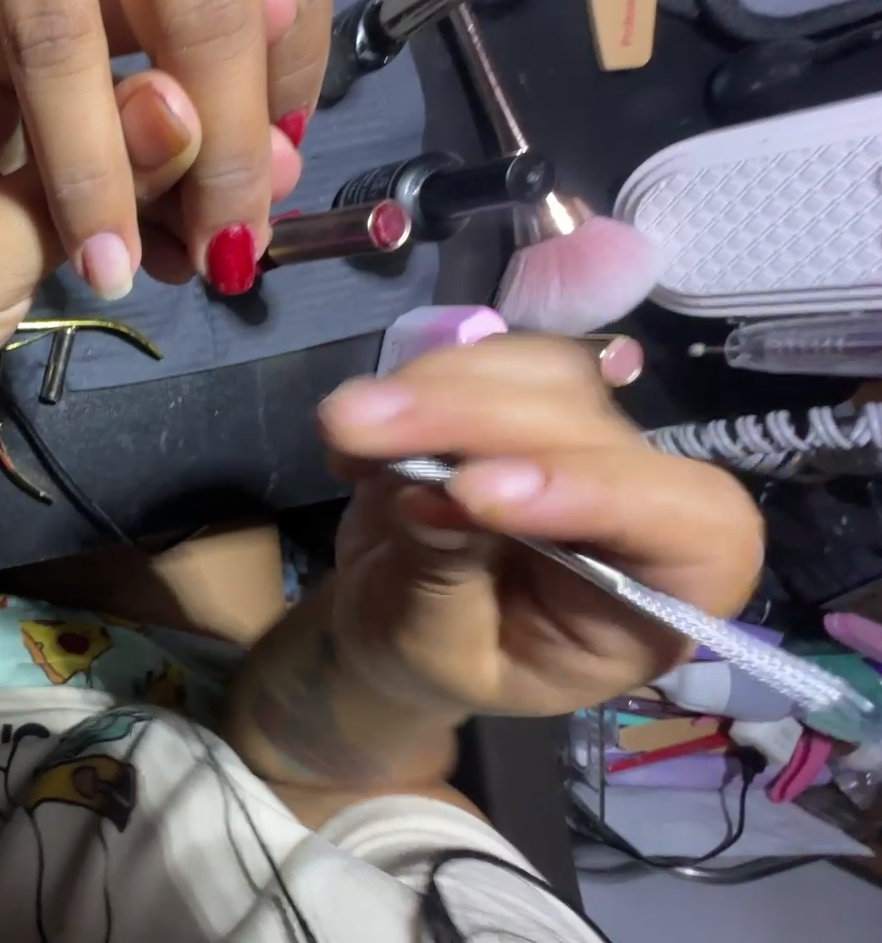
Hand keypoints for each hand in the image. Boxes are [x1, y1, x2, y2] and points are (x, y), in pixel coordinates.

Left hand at [0, 0, 333, 297]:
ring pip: (111, 145)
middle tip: (279, 149)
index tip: (269, 26)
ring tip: (259, 212)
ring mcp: (5, 151)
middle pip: (103, 80)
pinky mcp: (24, 205)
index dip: (164, 24)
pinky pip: (101, 197)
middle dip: (191, 123)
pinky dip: (148, 223)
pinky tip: (201, 246)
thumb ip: (95, 178)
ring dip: (182, 183)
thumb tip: (194, 102)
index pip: (64, 11)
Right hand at [318, 337, 764, 719]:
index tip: (471, 493)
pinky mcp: (500, 412)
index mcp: (654, 591)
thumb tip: (425, 492)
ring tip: (341, 422)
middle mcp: (628, 503)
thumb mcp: (437, 648)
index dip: (591, 491)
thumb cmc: (433, 659)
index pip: (683, 523)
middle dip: (463, 419)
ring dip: (432, 385)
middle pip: (582, 427)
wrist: (390, 623)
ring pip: (536, 375)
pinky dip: (405, 384)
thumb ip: (444, 574)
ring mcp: (563, 446)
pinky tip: (350, 439)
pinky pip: (477, 366)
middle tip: (352, 425)